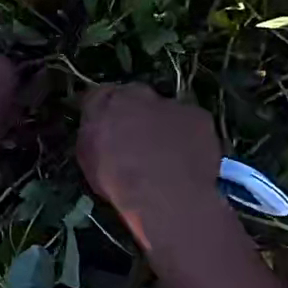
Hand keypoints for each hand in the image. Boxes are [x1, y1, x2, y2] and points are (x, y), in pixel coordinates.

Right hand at [79, 84, 230, 243]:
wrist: (164, 194)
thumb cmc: (118, 181)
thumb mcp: (89, 158)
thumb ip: (94, 135)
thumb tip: (101, 131)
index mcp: (102, 102)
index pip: (98, 96)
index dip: (103, 112)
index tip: (105, 128)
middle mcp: (135, 93)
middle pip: (133, 96)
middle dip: (134, 113)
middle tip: (135, 141)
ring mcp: (169, 102)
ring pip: (164, 109)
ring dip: (163, 124)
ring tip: (167, 154)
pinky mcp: (198, 115)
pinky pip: (191, 122)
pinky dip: (190, 135)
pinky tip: (189, 157)